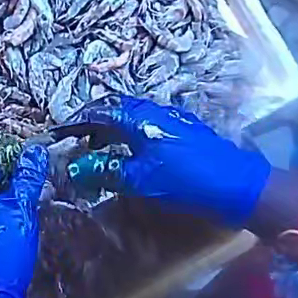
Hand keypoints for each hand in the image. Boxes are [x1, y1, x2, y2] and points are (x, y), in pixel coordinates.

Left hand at [0, 146, 47, 297]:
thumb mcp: (19, 208)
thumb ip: (27, 178)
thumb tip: (35, 153)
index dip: (13, 162)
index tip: (34, 163)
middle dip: (14, 184)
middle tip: (37, 184)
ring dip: (12, 203)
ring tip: (33, 205)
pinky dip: (6, 220)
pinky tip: (23, 226)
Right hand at [66, 96, 270, 227]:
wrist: (238, 186)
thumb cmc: (185, 179)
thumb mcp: (140, 179)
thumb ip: (107, 170)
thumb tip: (75, 168)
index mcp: (141, 118)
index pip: (100, 111)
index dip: (78, 121)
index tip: (60, 133)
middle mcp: (155, 112)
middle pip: (116, 111)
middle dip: (93, 125)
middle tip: (76, 142)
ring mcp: (171, 121)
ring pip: (131, 120)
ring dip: (111, 132)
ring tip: (97, 150)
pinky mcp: (182, 134)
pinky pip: (145, 129)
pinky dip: (128, 138)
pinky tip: (127, 156)